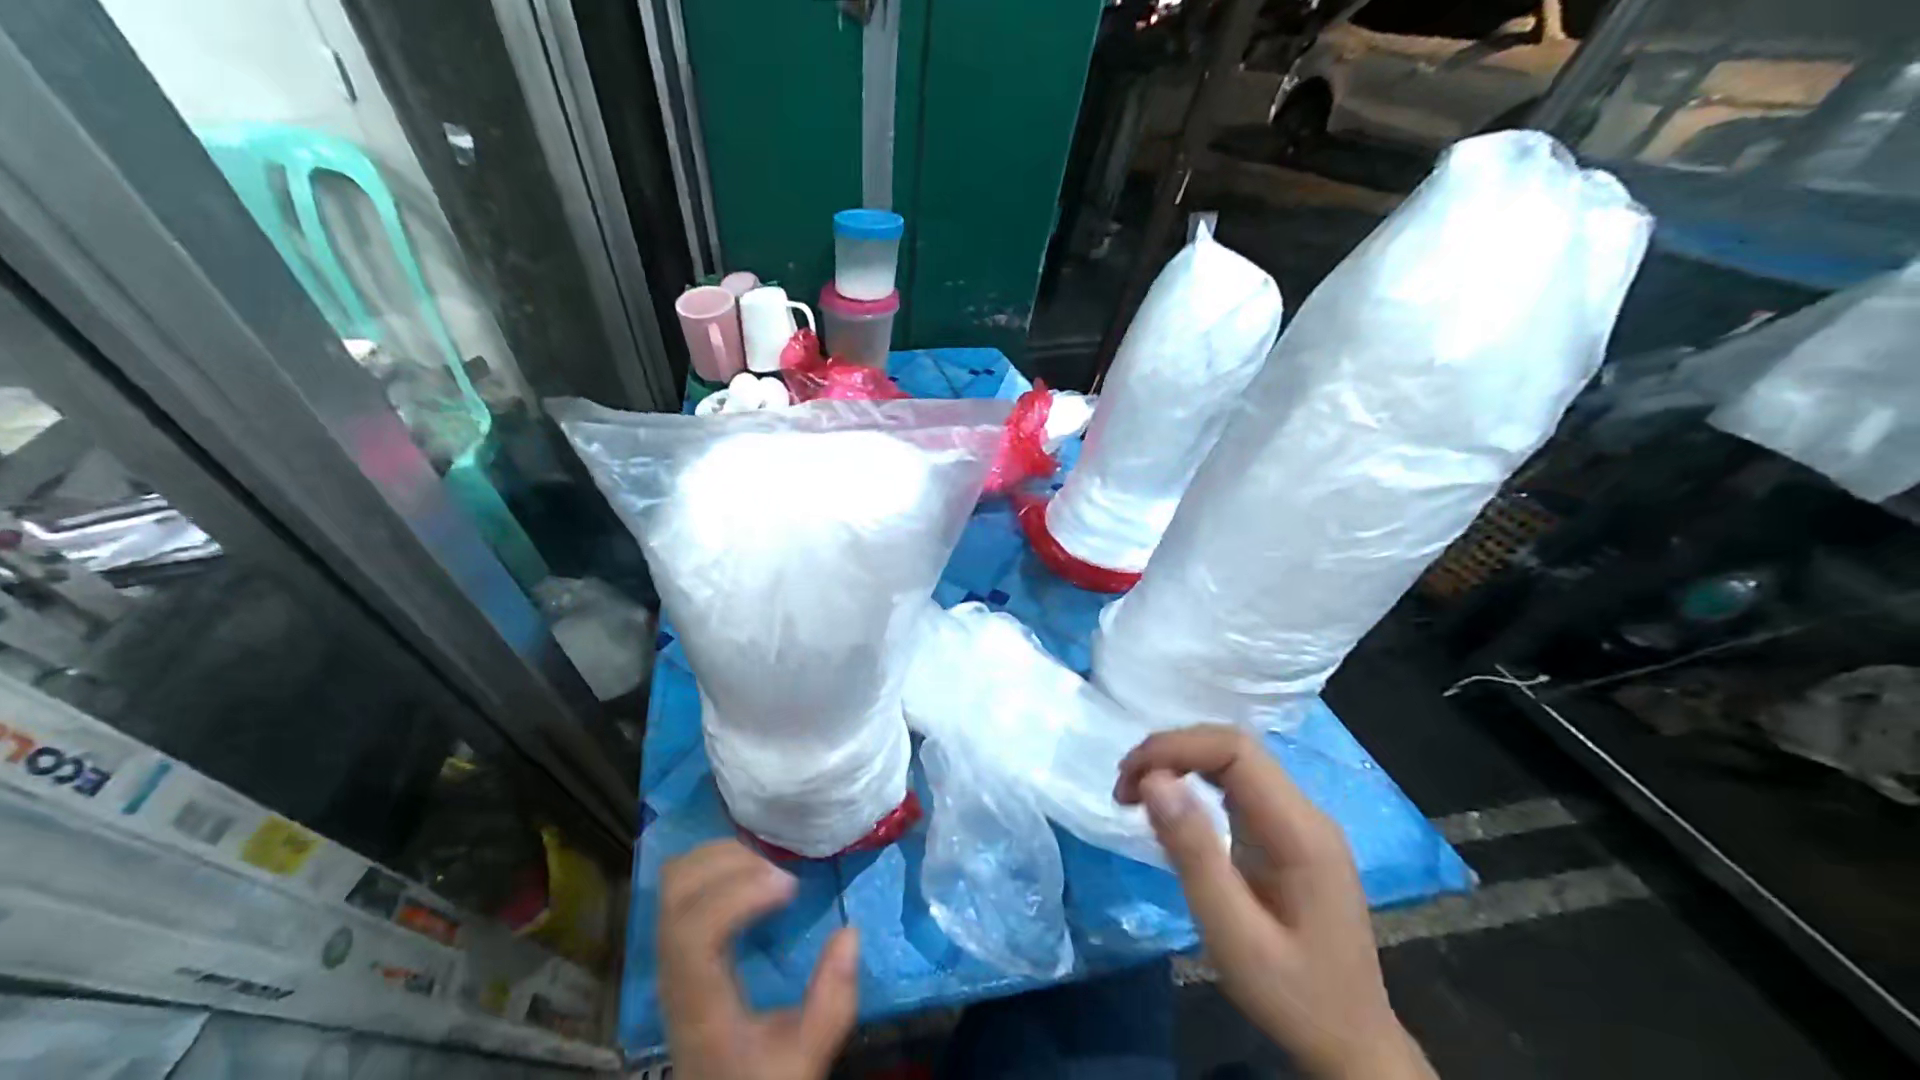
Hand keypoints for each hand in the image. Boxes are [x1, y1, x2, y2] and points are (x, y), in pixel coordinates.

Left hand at [658, 840, 859, 1079]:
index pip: (693, 932)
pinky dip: (715, 861)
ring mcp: (670, 954)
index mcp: (700, 1004)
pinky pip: (682, 882)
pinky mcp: (678, 943)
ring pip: (676, 878)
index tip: (791, 888)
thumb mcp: (805, 1061)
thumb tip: (849, 933)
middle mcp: (673, 971)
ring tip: (769, 869)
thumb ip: (832, 1005)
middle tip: (782, 874)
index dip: (738, 894)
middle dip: (732, 863)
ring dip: (723, 856)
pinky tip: (752, 874)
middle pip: (677, 890)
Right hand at [1116, 726, 1434, 1079]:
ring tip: (1135, 795)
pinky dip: (1194, 784)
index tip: (1128, 779)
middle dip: (1171, 753)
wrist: (1352, 1045)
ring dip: (1179, 764)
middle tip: (1123, 789)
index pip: (1235, 750)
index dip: (1175, 748)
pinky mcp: (1285, 835)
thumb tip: (1153, 780)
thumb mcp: (1233, 936)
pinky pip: (1236, 788)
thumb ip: (1194, 855)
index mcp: (1300, 831)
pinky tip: (1169, 810)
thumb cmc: (1293, 996)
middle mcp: (1304, 813)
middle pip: (1234, 748)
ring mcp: (1299, 822)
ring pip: (1233, 762)